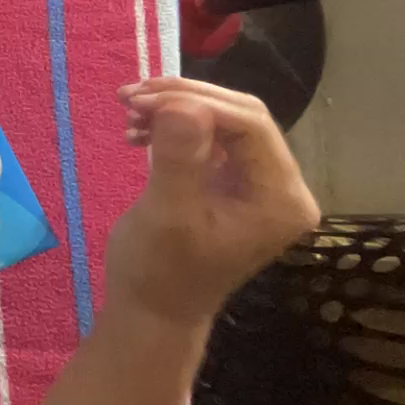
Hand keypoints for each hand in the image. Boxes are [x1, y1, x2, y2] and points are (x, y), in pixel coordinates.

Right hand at [107, 77, 319, 329]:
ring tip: (126, 113)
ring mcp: (252, 185)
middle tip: (126, 98)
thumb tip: (179, 105)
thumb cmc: (160, 268)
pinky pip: (206, 140)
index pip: (250, 126)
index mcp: (278, 197)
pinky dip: (169, 127)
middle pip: (240, 119)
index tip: (136, 102)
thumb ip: (178, 160)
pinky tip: (136, 134)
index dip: (194, 103)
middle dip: (183, 99)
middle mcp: (277, 186)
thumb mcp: (166, 214)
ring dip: (173, 109)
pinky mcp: (225, 185)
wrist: (152, 306)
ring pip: (221, 124)